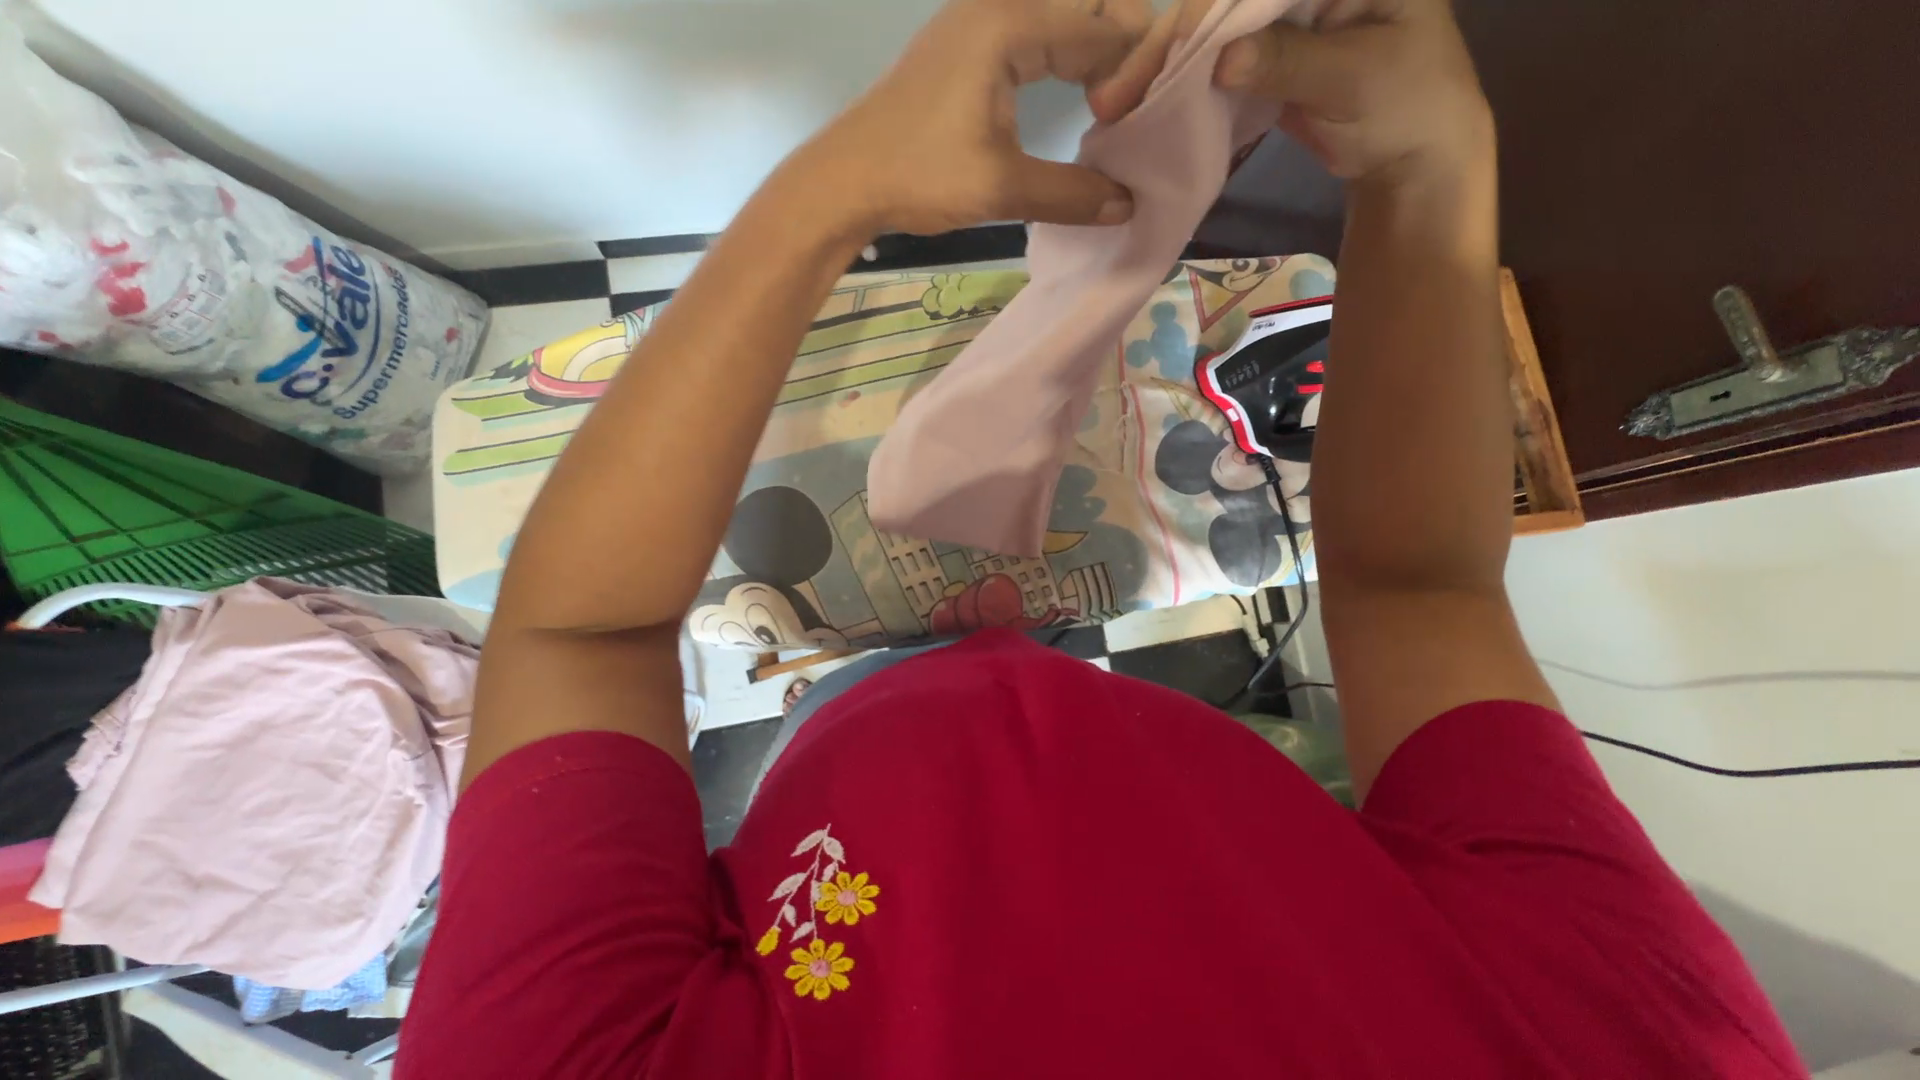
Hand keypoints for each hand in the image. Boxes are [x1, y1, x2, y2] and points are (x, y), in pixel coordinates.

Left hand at [794, 0, 1152, 235]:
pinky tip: (1072, 97)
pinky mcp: (960, 48)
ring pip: (1056, 21)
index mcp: (1007, 25)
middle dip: (1120, 51)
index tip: (1146, 118)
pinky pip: (1029, 37)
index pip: (1100, 26)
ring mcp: (972, 24)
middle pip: (1083, 8)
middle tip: (1136, 108)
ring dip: (1090, 56)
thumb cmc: (918, 175)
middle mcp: (993, 8)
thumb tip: (1127, 204)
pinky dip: (1059, 60)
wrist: (843, 182)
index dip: (1135, 68)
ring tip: (1109, 107)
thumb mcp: (1001, 187)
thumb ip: (1070, 193)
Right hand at [1088, 0, 1492, 185]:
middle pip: (1224, 0)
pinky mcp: (1266, 50)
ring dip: (1163, 65)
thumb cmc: (1408, 104)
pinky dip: (1182, 81)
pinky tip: (1145, 103)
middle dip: (1171, 41)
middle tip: (1116, 93)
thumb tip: (1222, 58)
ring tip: (1114, 103)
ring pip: (1212, 28)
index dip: (1211, 7)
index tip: (1172, 46)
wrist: (1412, 151)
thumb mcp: (1355, 77)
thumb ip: (1291, 61)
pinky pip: (1215, 57)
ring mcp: (1282, 13)